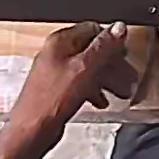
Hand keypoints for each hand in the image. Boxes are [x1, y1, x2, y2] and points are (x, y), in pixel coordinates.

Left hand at [7, 22, 138, 147]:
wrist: (31, 131)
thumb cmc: (51, 100)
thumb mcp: (85, 68)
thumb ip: (103, 47)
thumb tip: (118, 28)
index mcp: (60, 42)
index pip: (92, 29)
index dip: (111, 39)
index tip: (123, 51)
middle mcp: (55, 53)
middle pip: (91, 50)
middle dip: (112, 63)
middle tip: (126, 73)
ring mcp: (55, 71)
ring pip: (88, 68)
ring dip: (106, 78)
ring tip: (121, 90)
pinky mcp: (56, 89)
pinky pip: (80, 83)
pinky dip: (93, 89)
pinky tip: (101, 100)